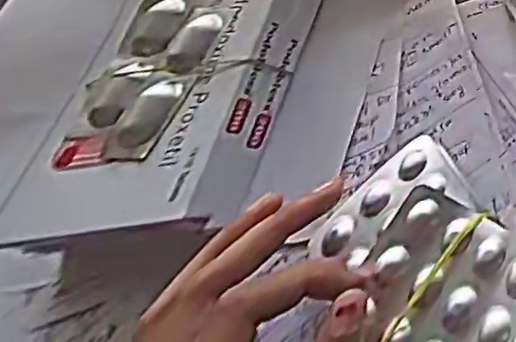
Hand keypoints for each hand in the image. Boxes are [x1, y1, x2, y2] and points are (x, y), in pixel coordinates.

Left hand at [139, 178, 371, 341]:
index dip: (337, 275)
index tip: (364, 284)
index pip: (293, 279)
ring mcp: (158, 331)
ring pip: (208, 260)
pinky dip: (216, 252)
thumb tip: (357, 300)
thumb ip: (323, 341)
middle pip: (245, 251)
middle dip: (296, 215)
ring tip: (279, 201)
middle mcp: (179, 322)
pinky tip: (230, 244)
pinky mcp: (151, 340)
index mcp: (212, 327)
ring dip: (251, 227)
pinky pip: (187, 280)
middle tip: (333, 188)